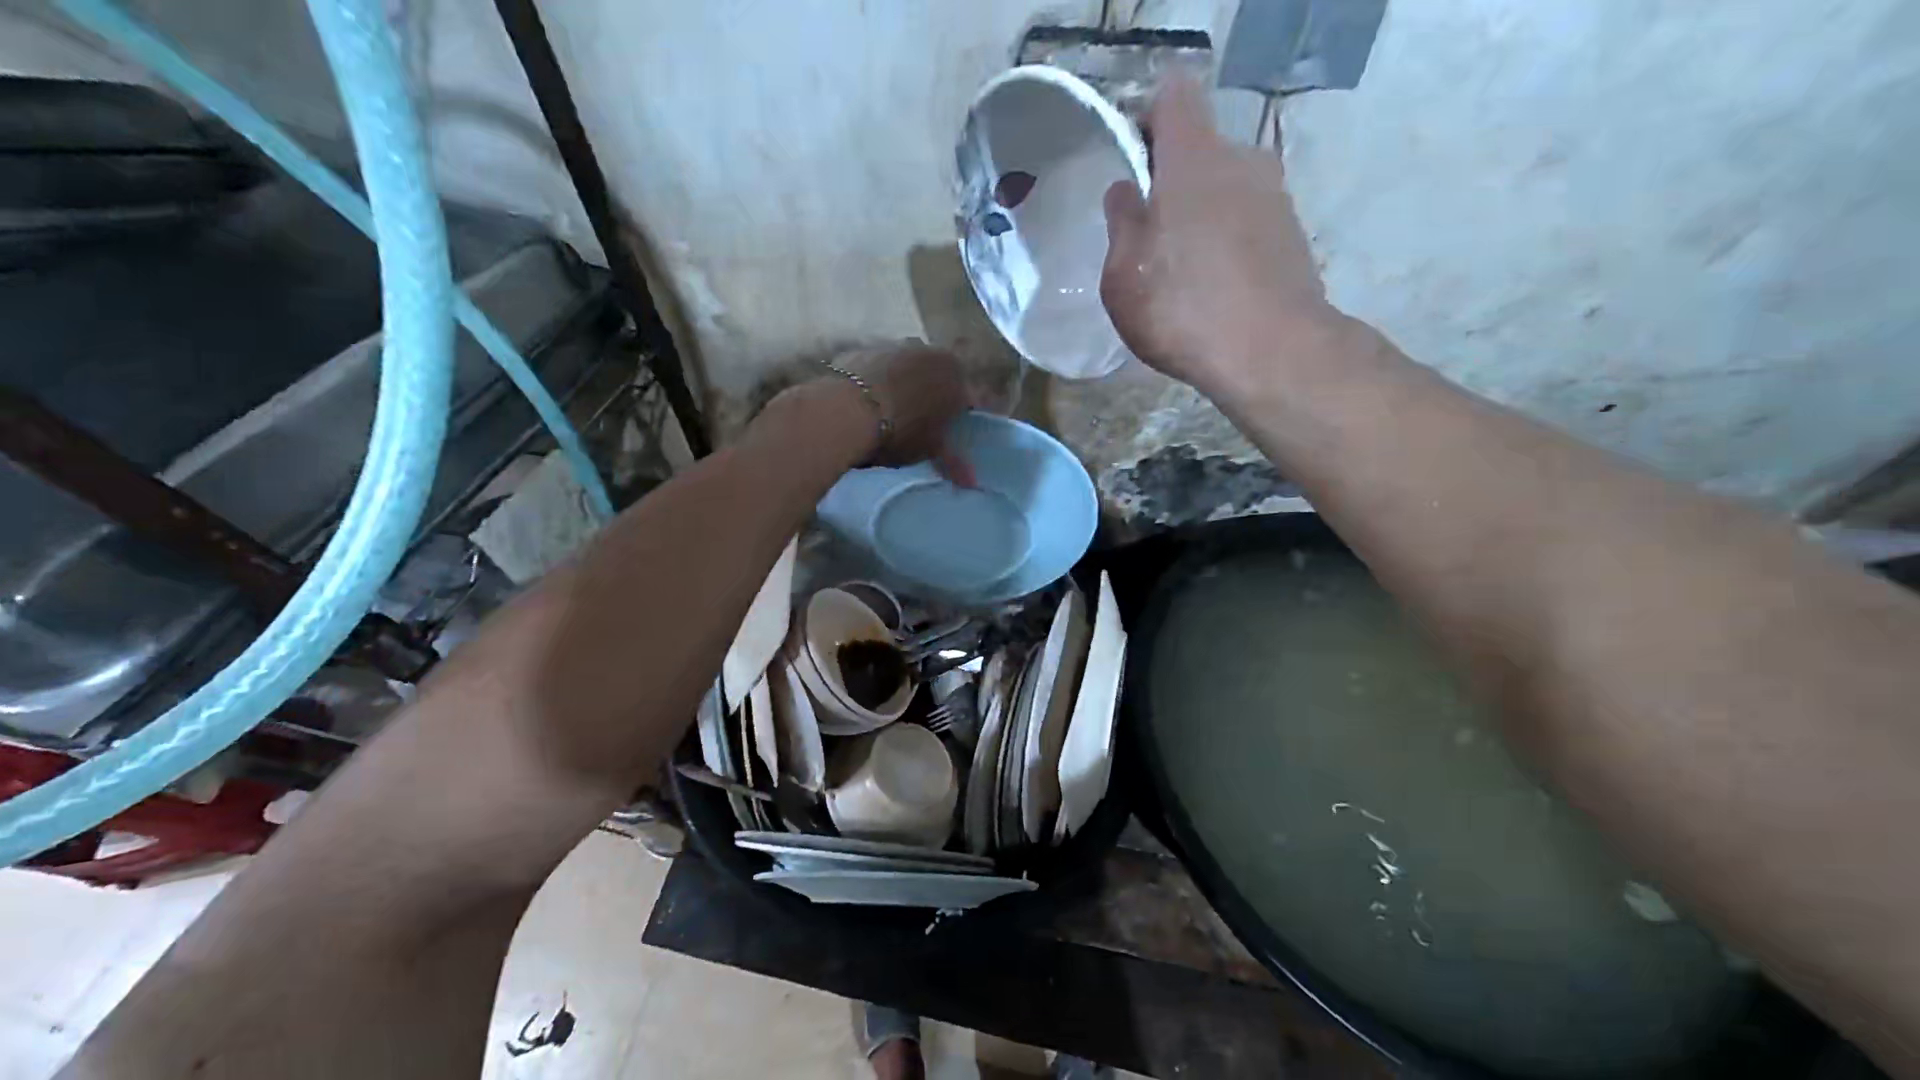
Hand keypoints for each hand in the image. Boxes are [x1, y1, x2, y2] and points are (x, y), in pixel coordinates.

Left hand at [834, 342, 976, 484]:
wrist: (847, 410)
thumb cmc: (901, 431)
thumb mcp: (930, 449)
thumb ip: (953, 461)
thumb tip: (971, 481)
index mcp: (956, 374)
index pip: (967, 397)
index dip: (960, 418)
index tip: (951, 434)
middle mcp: (930, 352)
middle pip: (936, 377)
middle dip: (932, 397)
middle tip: (921, 424)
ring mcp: (895, 346)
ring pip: (906, 369)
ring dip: (903, 385)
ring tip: (889, 413)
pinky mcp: (863, 349)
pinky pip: (877, 369)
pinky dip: (876, 382)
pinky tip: (866, 402)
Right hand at [1101, 77, 1344, 399]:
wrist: (1271, 352)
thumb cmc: (1182, 308)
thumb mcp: (1123, 274)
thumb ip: (1121, 223)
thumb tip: (1127, 190)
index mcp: (1193, 158)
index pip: (1173, 95)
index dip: (1148, 118)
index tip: (1134, 161)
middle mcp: (1242, 161)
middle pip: (1200, 148)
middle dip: (1172, 180)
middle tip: (1150, 234)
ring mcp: (1275, 197)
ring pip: (1225, 187)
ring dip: (1201, 213)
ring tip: (1183, 271)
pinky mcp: (1293, 234)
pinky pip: (1248, 220)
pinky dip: (1228, 240)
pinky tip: (1215, 288)